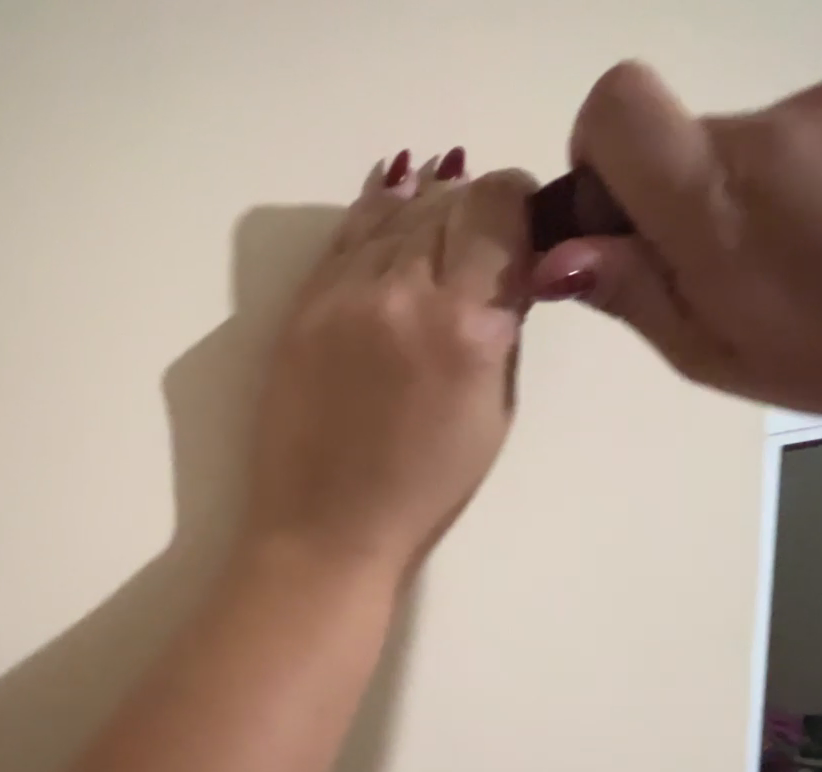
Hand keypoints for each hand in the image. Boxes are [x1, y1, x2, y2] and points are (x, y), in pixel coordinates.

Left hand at [241, 151, 536, 576]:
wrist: (325, 528)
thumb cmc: (424, 489)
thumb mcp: (495, 412)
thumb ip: (504, 326)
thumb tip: (510, 266)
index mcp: (466, 324)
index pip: (498, 206)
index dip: (516, 202)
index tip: (519, 223)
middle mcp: (404, 291)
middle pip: (447, 198)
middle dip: (473, 206)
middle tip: (480, 235)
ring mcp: (344, 293)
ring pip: (394, 209)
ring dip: (425, 207)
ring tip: (439, 219)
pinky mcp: (302, 304)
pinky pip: (346, 234)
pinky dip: (376, 211)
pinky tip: (392, 193)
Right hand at [535, 61, 821, 427]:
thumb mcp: (713, 353)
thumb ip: (631, 292)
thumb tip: (556, 255)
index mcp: (716, 202)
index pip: (615, 105)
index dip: (598, 147)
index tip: (623, 207)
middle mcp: (771, 128)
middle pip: (682, 136)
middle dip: (682, 195)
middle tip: (732, 265)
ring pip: (749, 137)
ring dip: (752, 188)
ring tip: (811, 251)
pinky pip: (814, 123)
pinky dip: (812, 170)